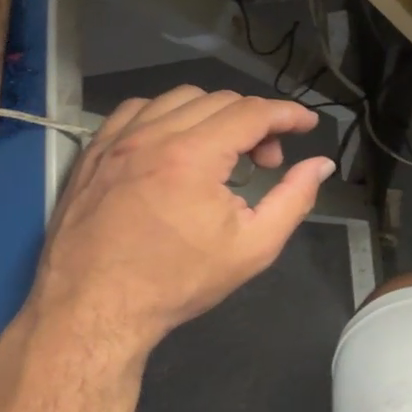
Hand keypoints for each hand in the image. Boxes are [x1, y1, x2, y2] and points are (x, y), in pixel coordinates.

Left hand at [25, 86, 334, 354]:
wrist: (91, 313)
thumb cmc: (177, 282)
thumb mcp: (254, 247)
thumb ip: (295, 198)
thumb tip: (321, 165)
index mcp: (193, 156)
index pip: (254, 112)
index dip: (289, 114)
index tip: (307, 126)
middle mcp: (153, 136)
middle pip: (221, 100)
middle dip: (257, 121)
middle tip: (267, 161)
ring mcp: (116, 143)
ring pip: (179, 98)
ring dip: (214, 113)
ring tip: (222, 151)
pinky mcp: (92, 155)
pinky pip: (136, 110)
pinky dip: (167, 115)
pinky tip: (176, 144)